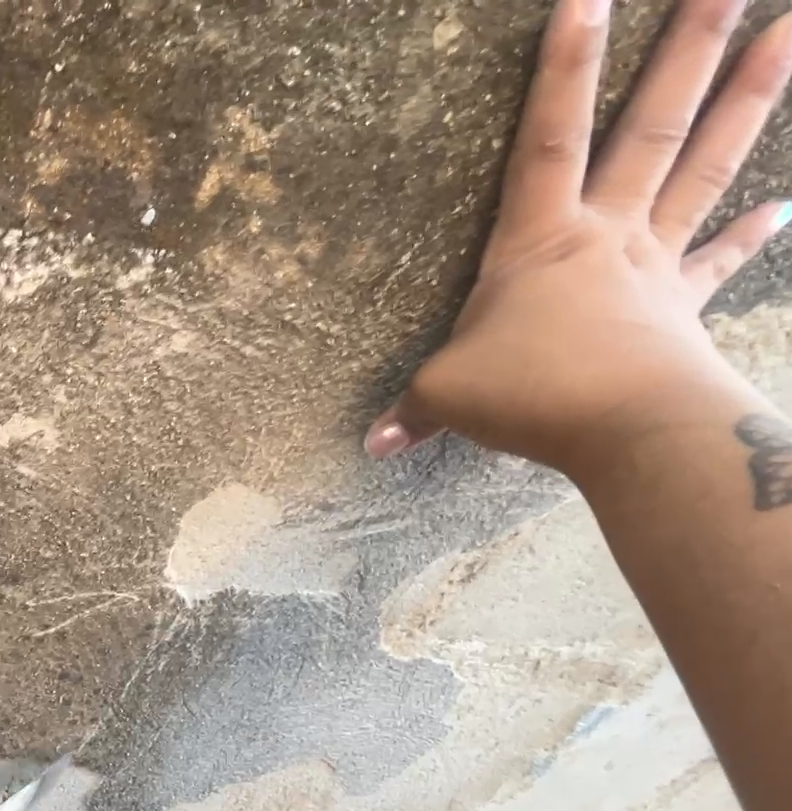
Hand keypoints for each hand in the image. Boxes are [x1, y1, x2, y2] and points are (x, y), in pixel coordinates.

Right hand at [367, 0, 791, 474]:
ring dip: (748, 101)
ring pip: (703, 169)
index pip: (544, 142)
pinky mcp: (678, 306)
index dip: (563, 71)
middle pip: (650, 129)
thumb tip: (373, 445)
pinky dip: (752, 234)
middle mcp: (602, 236)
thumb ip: (411, 412)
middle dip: (687, 52)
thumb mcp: (443, 398)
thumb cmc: (528, 393)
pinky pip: (717, 260)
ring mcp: (648, 266)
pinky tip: (786, 204)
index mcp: (535, 244)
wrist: (631, 428)